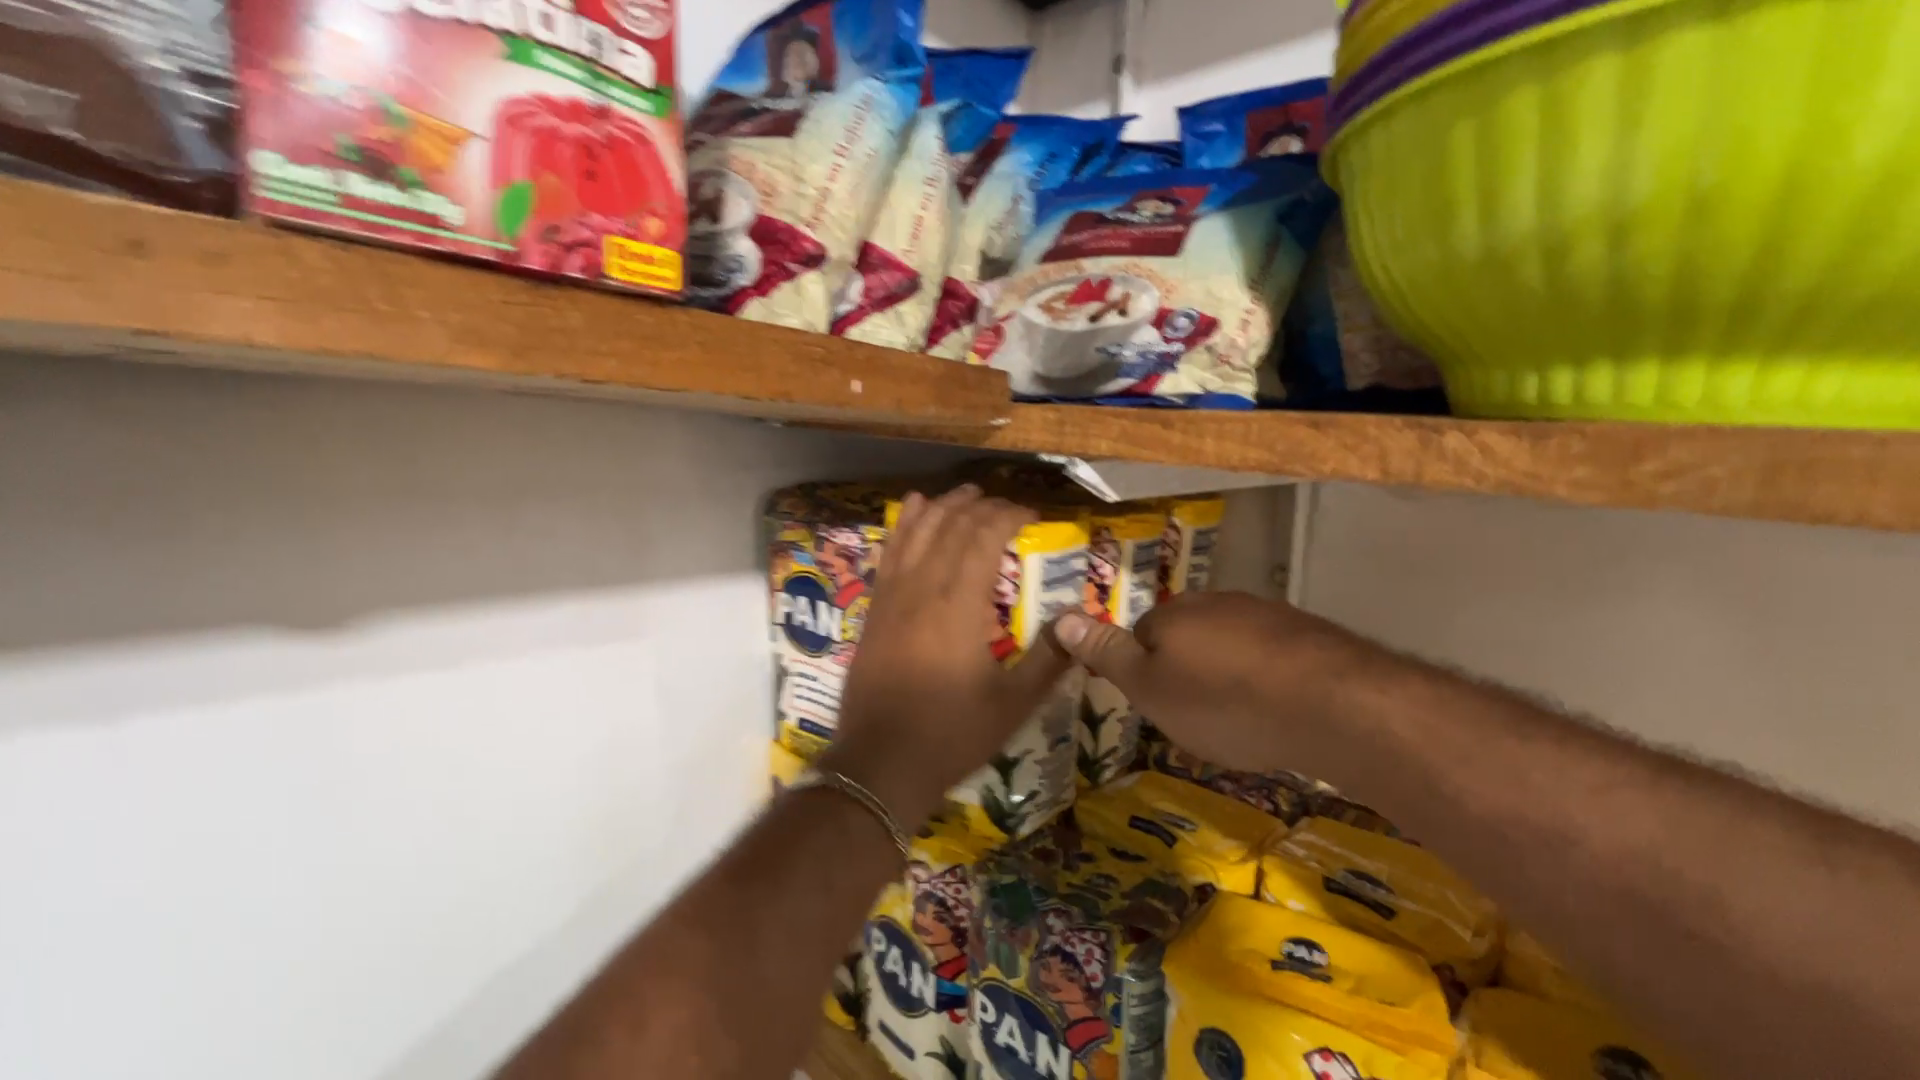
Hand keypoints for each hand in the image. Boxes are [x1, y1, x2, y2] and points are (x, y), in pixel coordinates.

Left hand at [818, 485, 1075, 827]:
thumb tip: (1079, 621)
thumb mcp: (1013, 704)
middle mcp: (924, 588)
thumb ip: (1049, 659)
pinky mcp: (874, 610)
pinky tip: (911, 511)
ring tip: (964, 494)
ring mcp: (892, 596)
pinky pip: (889, 553)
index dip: (1009, 517)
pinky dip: (903, 525)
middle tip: (1005, 505)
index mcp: (960, 604)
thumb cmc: (952, 734)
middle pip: (951, 527)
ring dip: (942, 507)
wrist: (880, 762)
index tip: (1032, 516)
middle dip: (980, 507)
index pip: (984, 537)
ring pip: (916, 532)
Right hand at [1051, 591, 1384, 771]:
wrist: (1331, 705)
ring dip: (1229, 675)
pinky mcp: (1309, 636)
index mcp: (1173, 614)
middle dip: (1188, 671)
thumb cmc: (1224, 703)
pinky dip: (1267, 681)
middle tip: (1199, 719)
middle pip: (1188, 636)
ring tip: (1241, 722)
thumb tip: (1060, 617)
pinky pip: (1272, 658)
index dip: (1145, 673)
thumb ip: (1108, 654)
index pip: (1141, 636)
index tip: (1160, 707)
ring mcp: (1267, 614)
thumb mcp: (1150, 689)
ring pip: (1231, 645)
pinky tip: (1278, 713)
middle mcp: (1218, 602)